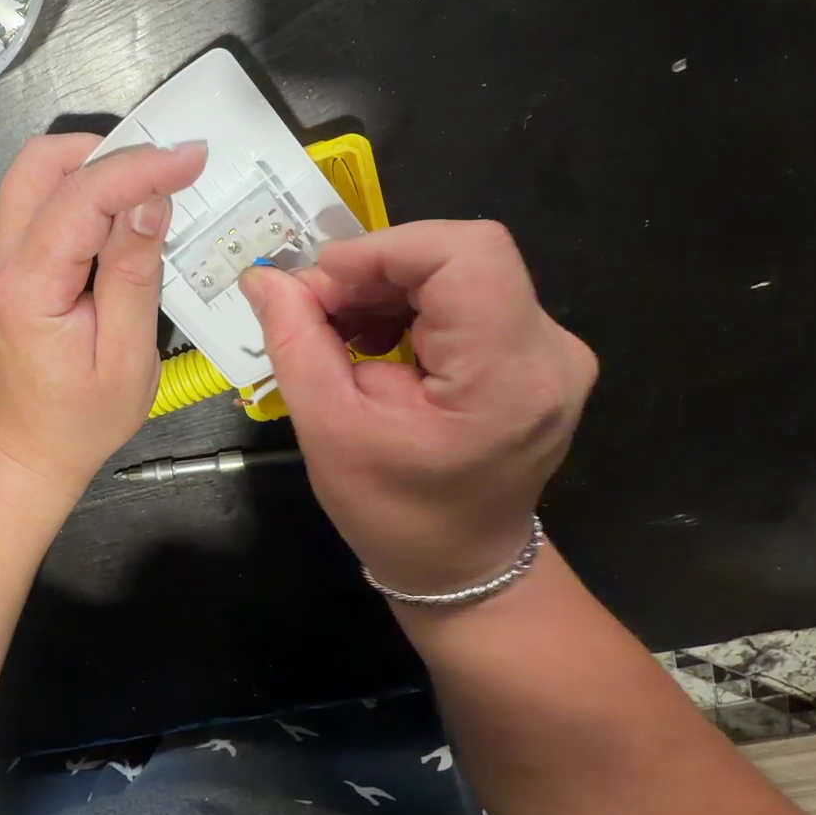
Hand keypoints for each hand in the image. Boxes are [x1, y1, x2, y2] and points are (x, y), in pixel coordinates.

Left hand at [0, 136, 207, 487]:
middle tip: (161, 170)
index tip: (189, 158)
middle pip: (38, 164)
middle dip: (104, 152)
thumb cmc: (82, 417)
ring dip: (91, 168)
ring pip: (35, 176)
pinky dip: (80, 192)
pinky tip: (118, 217)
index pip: (80, 198)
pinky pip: (38, 204)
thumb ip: (135, 275)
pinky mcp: (8, 265)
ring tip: (146, 191)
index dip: (138, 168)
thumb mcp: (127, 356)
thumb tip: (150, 202)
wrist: (34, 447)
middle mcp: (0, 262)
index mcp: (28, 288)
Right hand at [238, 220, 596, 593]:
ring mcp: (552, 350)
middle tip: (316, 311)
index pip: (465, 254)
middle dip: (376, 270)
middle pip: (462, 256)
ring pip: (463, 271)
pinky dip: (410, 306)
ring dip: (388, 288)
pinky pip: (469, 297)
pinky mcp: (536, 354)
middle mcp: (550, 351)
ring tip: (340, 333)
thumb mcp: (327, 430)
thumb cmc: (392, 511)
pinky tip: (375, 343)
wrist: (460, 565)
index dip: (384, 250)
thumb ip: (295, 342)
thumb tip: (263, 276)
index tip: (320, 284)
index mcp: (506, 376)